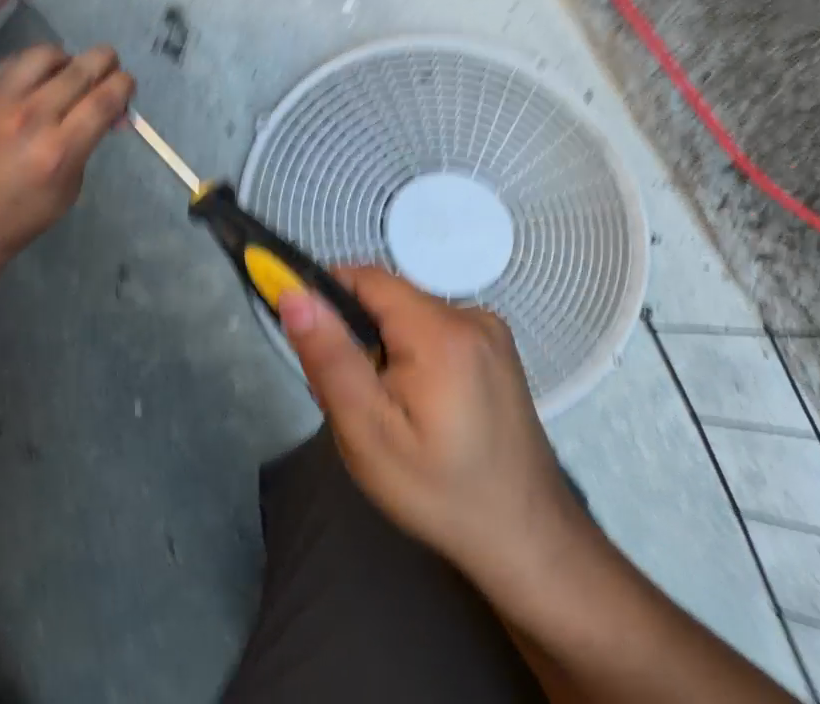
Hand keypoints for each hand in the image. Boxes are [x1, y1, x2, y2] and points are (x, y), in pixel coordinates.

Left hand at [0, 44, 134, 284]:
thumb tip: (106, 111)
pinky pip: (10, 64)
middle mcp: (29, 116)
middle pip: (79, 69)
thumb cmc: (19, 215)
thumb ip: (88, 143)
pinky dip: (29, 67)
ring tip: (66, 74)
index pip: (103, 99)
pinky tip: (32, 82)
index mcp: (58, 148)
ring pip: (42, 54)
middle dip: (104, 62)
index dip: (124, 85)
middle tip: (108, 66)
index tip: (127, 84)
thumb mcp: (68, 189)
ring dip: (64, 60)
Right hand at [276, 268, 587, 589]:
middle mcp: (472, 319)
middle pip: (381, 298)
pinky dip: (403, 357)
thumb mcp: (365, 428)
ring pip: (401, 316)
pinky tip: (407, 407)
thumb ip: (328, 355)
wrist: (527, 542)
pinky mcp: (493, 355)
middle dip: (349, 334)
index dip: (322, 298)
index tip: (308, 345)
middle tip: (346, 397)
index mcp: (441, 332)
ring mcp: (489, 336)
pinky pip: (426, 332)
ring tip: (378, 410)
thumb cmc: (438, 489)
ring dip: (374, 349)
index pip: (362, 277)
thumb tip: (293, 294)